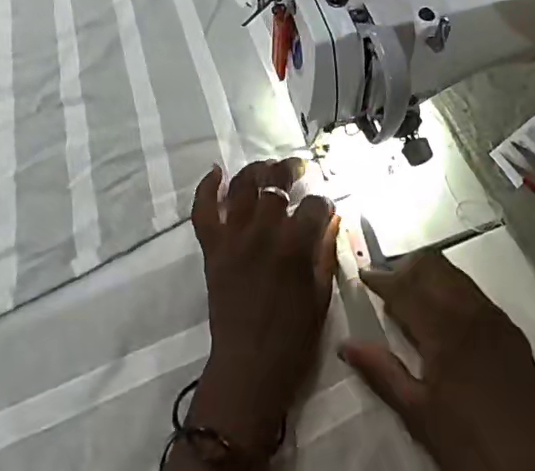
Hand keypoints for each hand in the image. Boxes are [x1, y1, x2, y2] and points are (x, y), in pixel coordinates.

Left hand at [176, 159, 338, 465]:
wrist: (248, 367)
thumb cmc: (293, 340)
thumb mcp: (321, 297)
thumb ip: (325, 252)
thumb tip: (331, 218)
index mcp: (294, 247)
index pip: (314, 205)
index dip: (323, 202)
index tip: (325, 206)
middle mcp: (262, 233)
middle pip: (275, 184)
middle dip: (290, 169)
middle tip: (298, 167)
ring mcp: (232, 237)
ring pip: (241, 186)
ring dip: (255, 171)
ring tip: (267, 168)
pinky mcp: (211, 247)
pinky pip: (202, 209)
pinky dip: (207, 186)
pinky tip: (216, 171)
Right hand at [341, 252, 534, 470]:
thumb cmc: (471, 442)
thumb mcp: (419, 414)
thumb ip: (383, 373)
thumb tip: (346, 345)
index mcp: (443, 329)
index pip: (404, 287)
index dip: (380, 279)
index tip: (362, 276)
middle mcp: (469, 312)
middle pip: (432, 266)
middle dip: (405, 268)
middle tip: (386, 287)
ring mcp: (494, 319)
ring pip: (454, 275)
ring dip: (429, 276)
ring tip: (412, 299)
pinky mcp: (510, 331)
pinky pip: (473, 292)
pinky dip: (451, 290)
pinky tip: (445, 317)